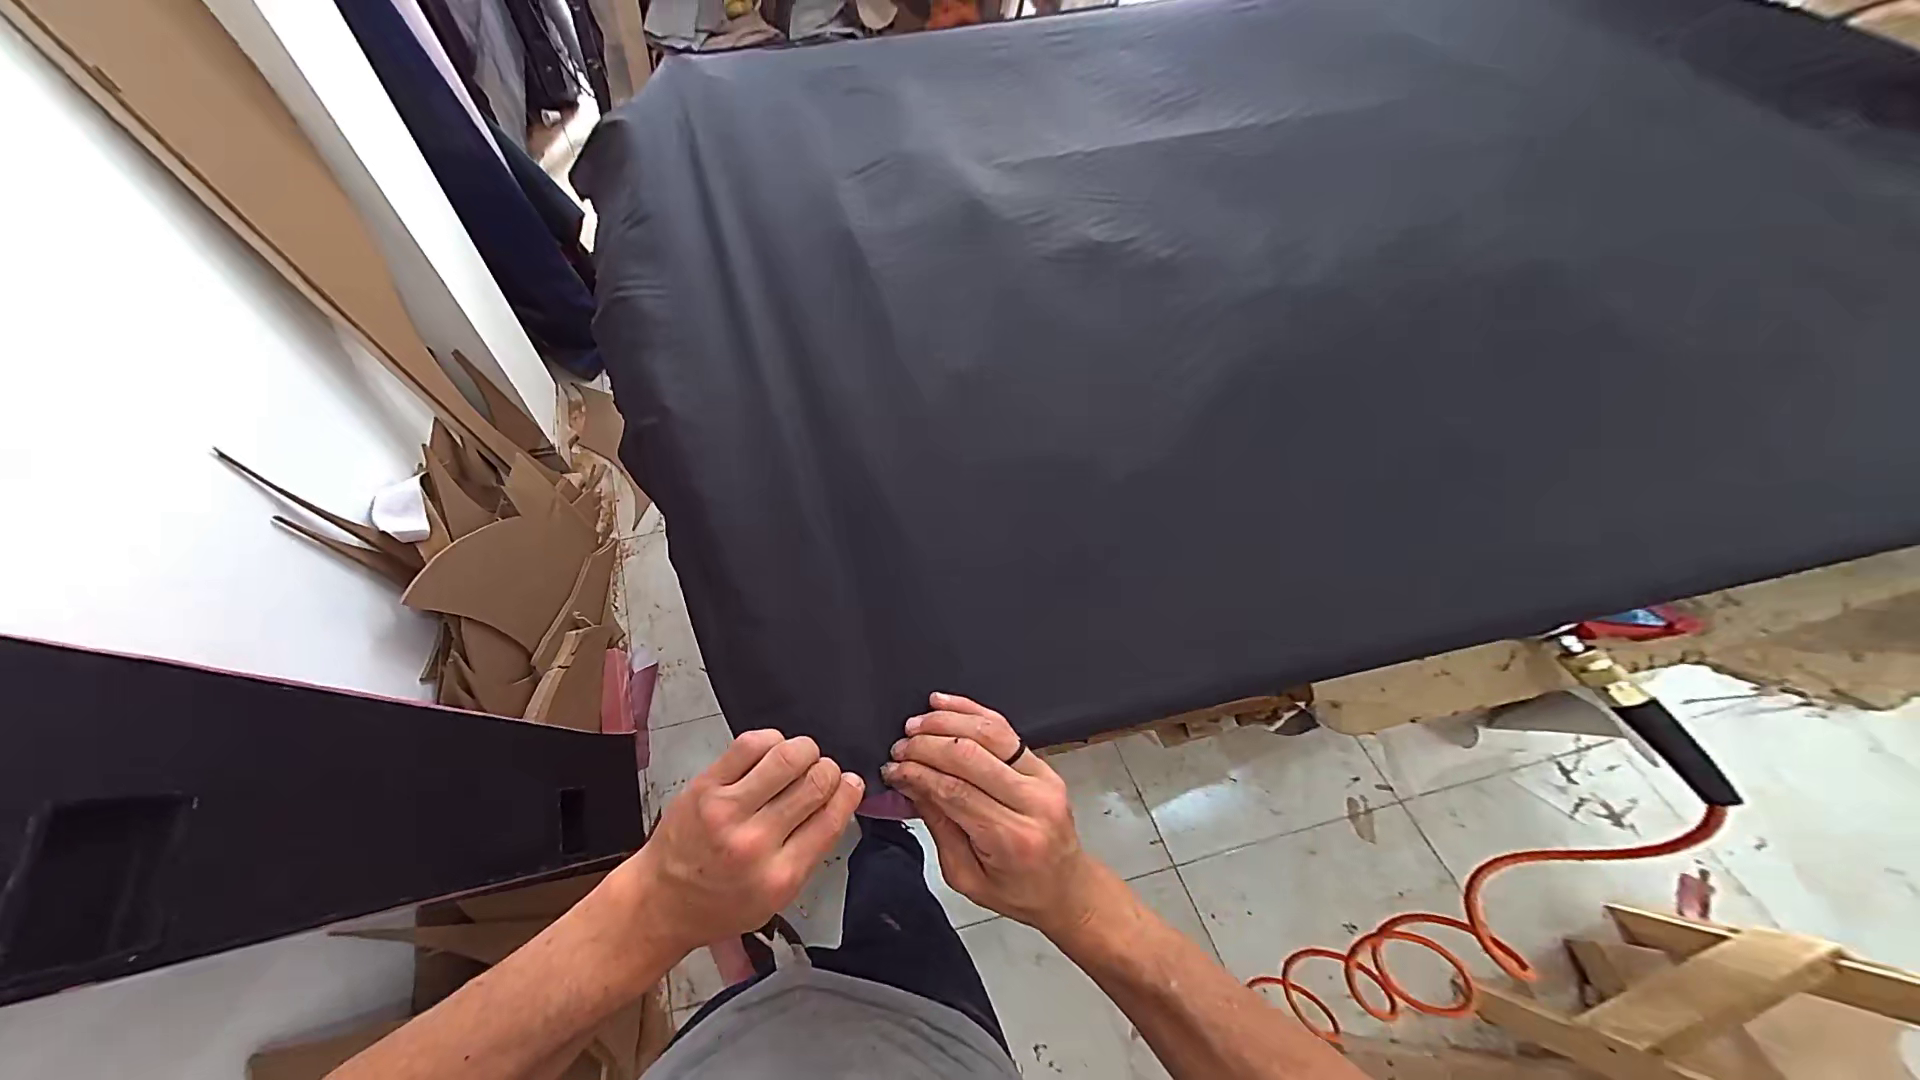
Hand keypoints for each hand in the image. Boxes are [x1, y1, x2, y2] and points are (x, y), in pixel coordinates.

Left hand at [630, 730, 863, 953]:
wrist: (660, 902)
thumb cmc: (719, 902)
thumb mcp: (779, 895)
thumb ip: (814, 846)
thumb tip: (843, 794)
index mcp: (779, 876)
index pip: (833, 817)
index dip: (849, 792)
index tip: (850, 783)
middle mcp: (754, 843)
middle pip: (816, 781)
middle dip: (828, 770)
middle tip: (821, 774)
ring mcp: (726, 811)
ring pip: (789, 756)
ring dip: (805, 751)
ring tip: (799, 760)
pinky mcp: (705, 787)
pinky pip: (751, 743)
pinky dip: (772, 740)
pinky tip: (771, 754)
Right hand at [880, 693, 1111, 936]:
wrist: (1067, 887)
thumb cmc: (1019, 890)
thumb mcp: (967, 877)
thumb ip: (939, 827)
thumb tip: (911, 784)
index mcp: (1012, 838)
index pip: (956, 791)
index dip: (919, 773)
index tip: (894, 768)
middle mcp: (1031, 802)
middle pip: (970, 756)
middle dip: (927, 746)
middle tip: (900, 747)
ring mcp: (1043, 777)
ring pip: (989, 732)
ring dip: (947, 722)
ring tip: (916, 723)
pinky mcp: (1043, 763)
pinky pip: (1005, 727)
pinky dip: (972, 710)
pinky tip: (945, 704)